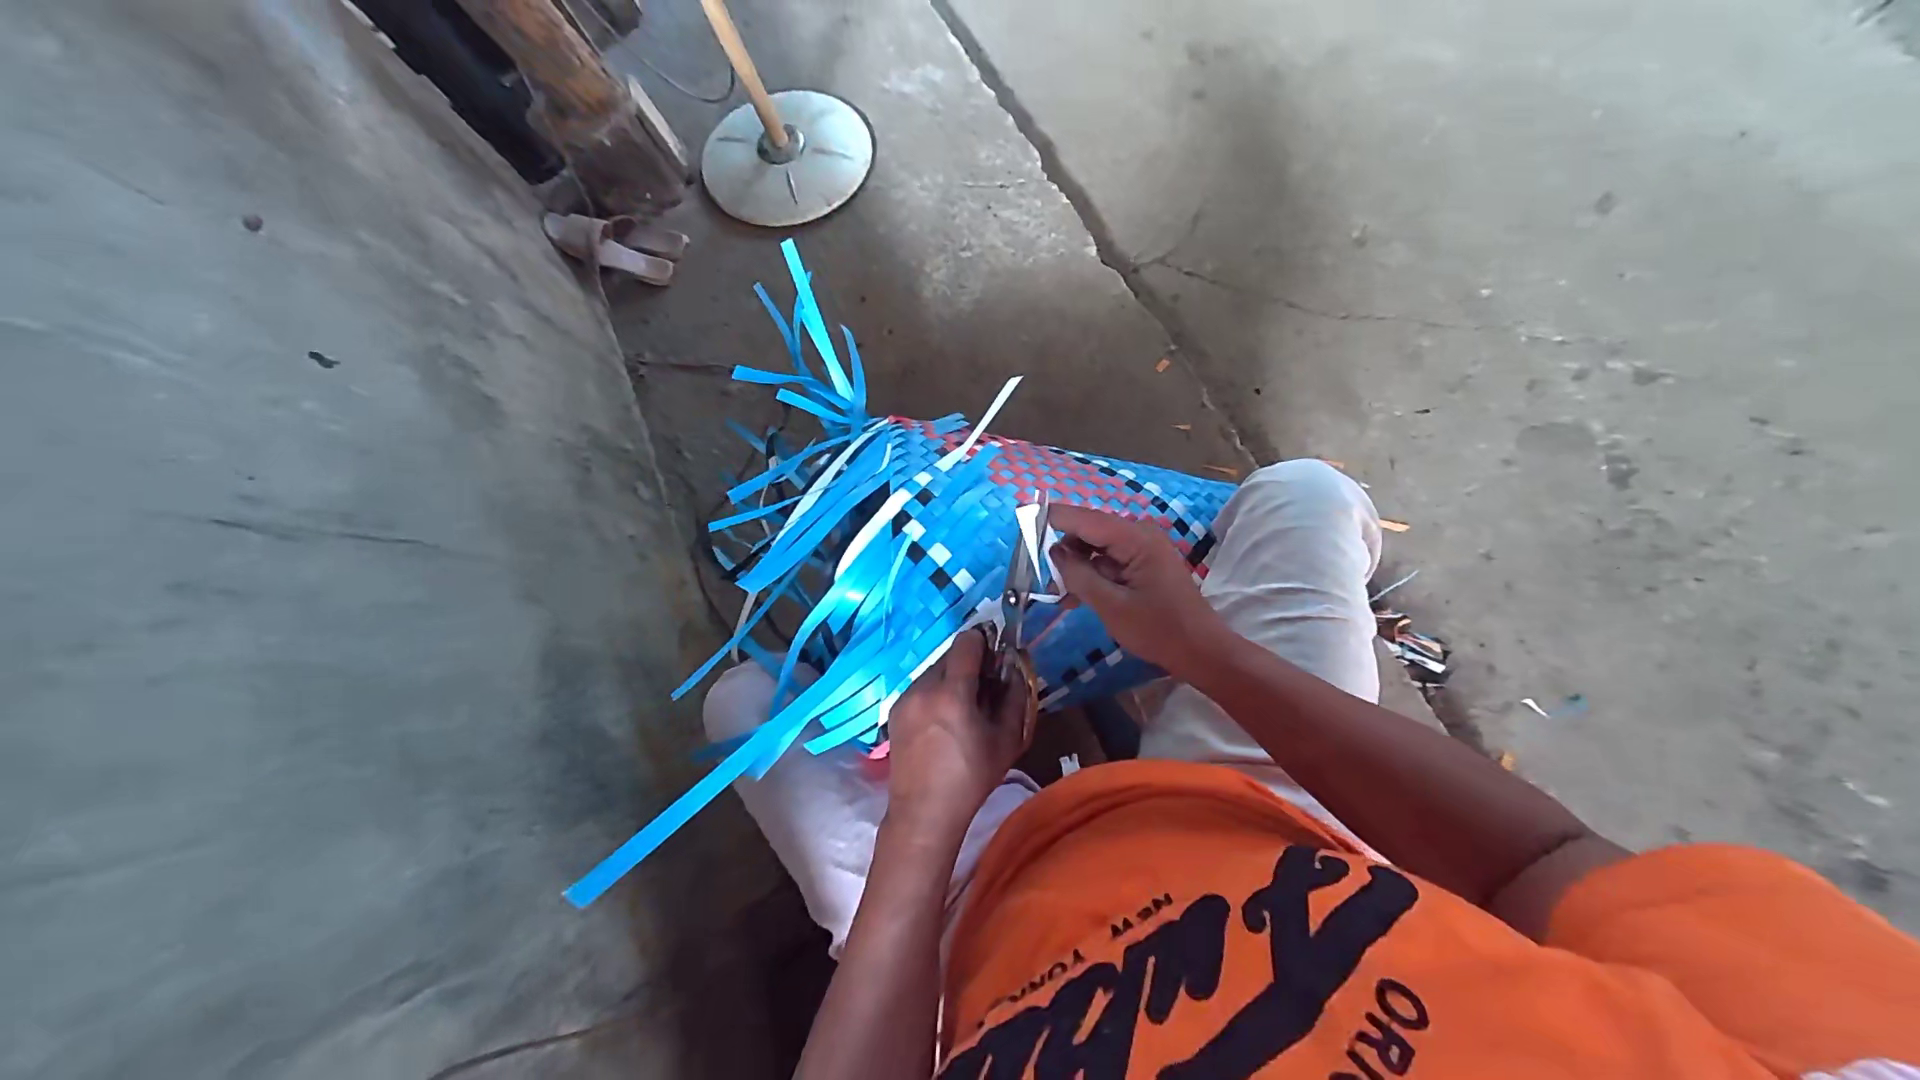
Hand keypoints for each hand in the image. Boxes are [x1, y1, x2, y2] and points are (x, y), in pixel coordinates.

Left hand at [886, 627, 1032, 831]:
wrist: (924, 812)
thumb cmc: (971, 778)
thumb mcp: (1006, 740)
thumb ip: (1014, 696)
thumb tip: (1015, 667)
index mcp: (952, 692)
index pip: (966, 642)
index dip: (984, 642)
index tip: (996, 655)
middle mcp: (923, 687)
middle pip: (949, 655)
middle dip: (968, 663)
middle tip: (984, 686)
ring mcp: (904, 698)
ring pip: (932, 670)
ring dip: (950, 677)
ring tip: (963, 706)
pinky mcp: (894, 711)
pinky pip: (919, 688)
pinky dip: (934, 692)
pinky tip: (942, 720)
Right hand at [1048, 504, 1234, 681]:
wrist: (1202, 651)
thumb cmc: (1159, 630)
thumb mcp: (1110, 606)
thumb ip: (1079, 575)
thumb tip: (1053, 550)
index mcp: (1136, 539)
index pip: (1085, 518)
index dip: (1052, 517)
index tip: (1021, 516)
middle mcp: (1141, 534)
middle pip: (1089, 531)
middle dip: (1064, 551)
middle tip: (1042, 578)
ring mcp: (1144, 548)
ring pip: (1097, 547)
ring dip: (1077, 567)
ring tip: (1062, 597)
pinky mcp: (1145, 563)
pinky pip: (1110, 559)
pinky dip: (1093, 575)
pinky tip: (1078, 597)